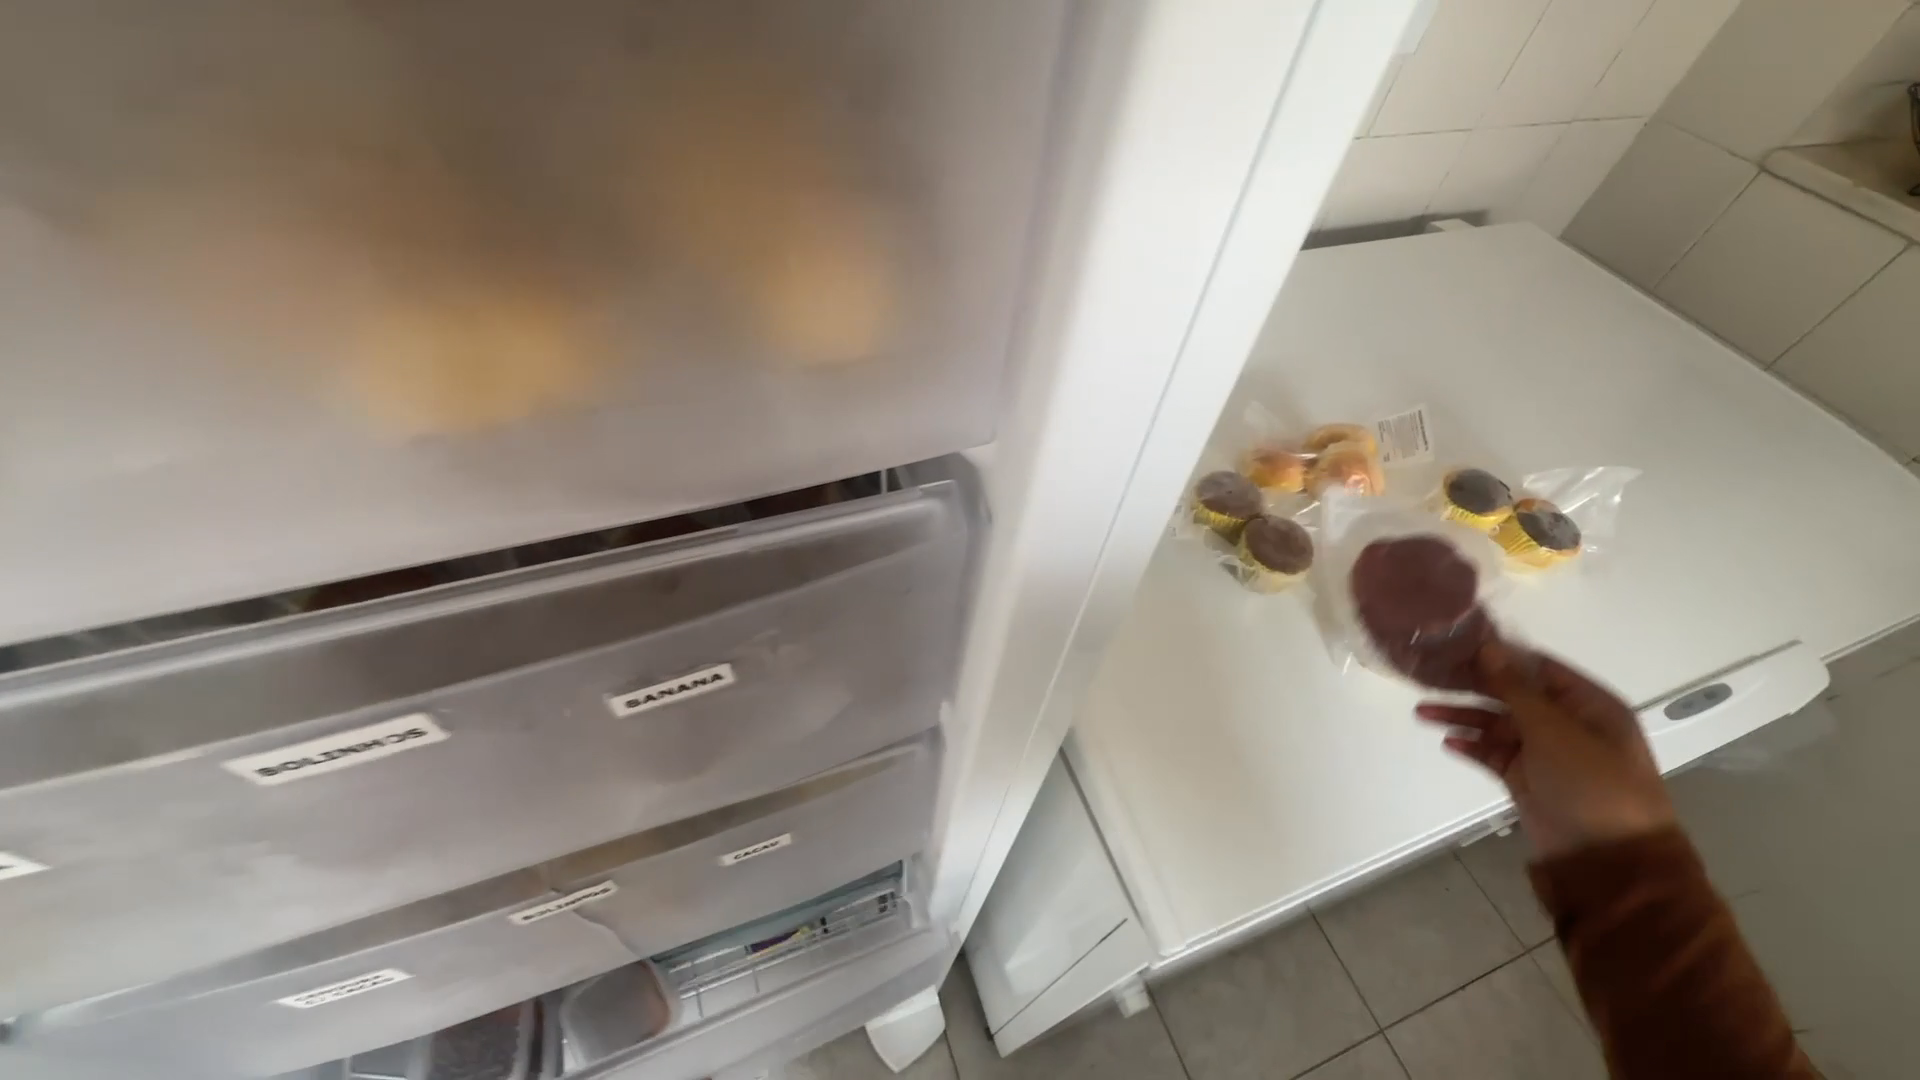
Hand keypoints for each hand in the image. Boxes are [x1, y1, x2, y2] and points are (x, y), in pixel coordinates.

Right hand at [1416, 640, 1674, 859]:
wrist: (1608, 859)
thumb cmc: (1592, 783)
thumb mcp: (1554, 729)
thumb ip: (1515, 688)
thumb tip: (1487, 647)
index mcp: (1588, 705)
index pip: (1538, 667)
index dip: (1499, 656)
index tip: (1457, 645)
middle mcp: (1568, 724)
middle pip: (1511, 695)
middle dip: (1472, 687)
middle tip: (1429, 677)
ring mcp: (1546, 753)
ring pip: (1496, 724)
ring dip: (1462, 718)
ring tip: (1423, 714)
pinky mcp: (1527, 778)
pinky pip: (1493, 754)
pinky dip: (1472, 747)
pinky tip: (1448, 743)